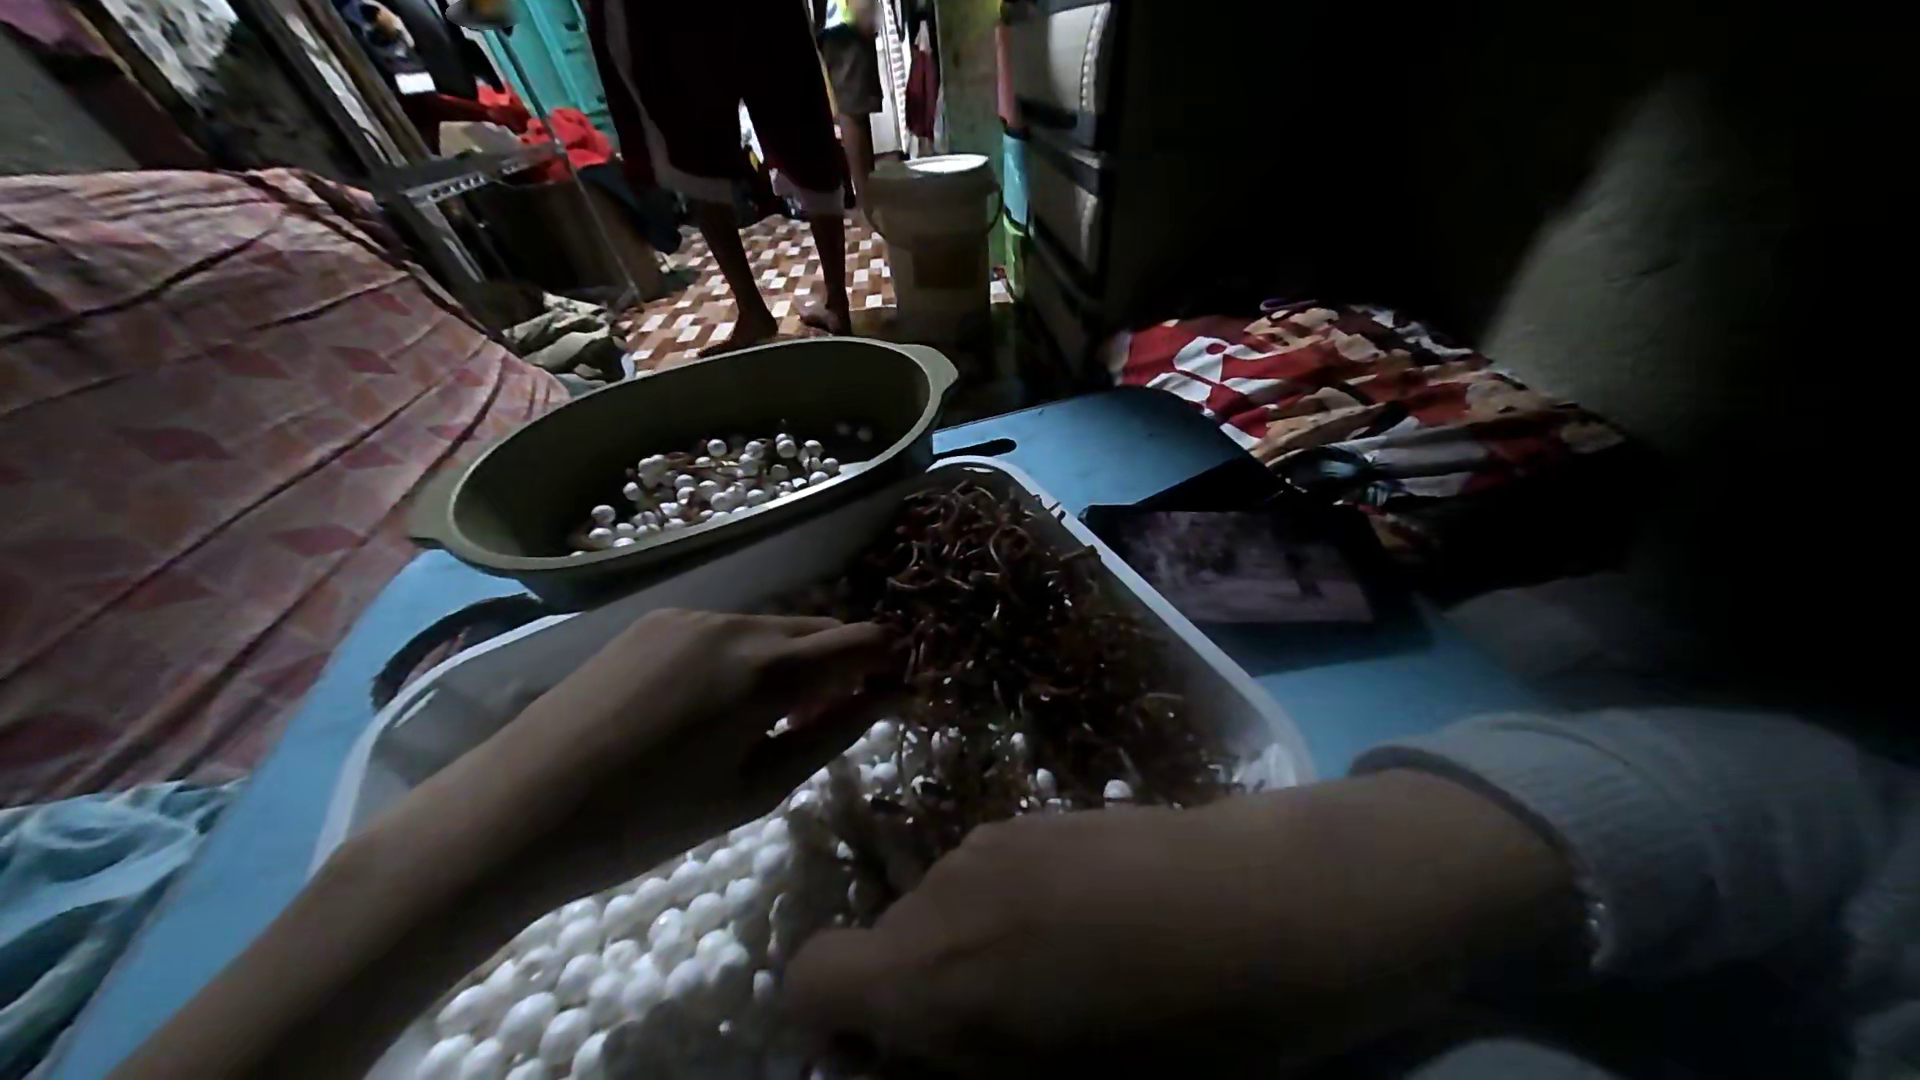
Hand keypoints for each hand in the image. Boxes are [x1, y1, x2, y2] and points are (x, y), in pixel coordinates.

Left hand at [388, 609, 894, 911]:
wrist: (516, 809)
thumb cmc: (649, 821)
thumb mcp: (757, 789)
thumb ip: (831, 734)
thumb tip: (886, 696)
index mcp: (768, 669)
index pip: (861, 641)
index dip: (889, 661)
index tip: (894, 689)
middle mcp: (737, 623)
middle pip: (820, 629)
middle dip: (842, 664)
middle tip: (828, 718)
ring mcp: (692, 616)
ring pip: (774, 628)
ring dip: (794, 661)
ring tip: (766, 718)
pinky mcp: (656, 620)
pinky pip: (728, 629)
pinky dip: (748, 656)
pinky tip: (712, 702)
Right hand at [785, 771, 1574, 1075]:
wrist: (1261, 904)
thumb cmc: (1172, 1031)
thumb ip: (957, 1068)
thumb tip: (908, 1057)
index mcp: (936, 969)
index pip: (815, 973)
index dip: (834, 1020)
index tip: (893, 1056)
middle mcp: (946, 887)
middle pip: (884, 941)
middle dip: (915, 991)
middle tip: (997, 1033)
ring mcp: (992, 840)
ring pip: (938, 904)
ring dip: (967, 947)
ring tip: (1056, 974)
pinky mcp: (1035, 815)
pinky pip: (985, 873)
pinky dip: (1003, 908)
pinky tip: (1083, 926)